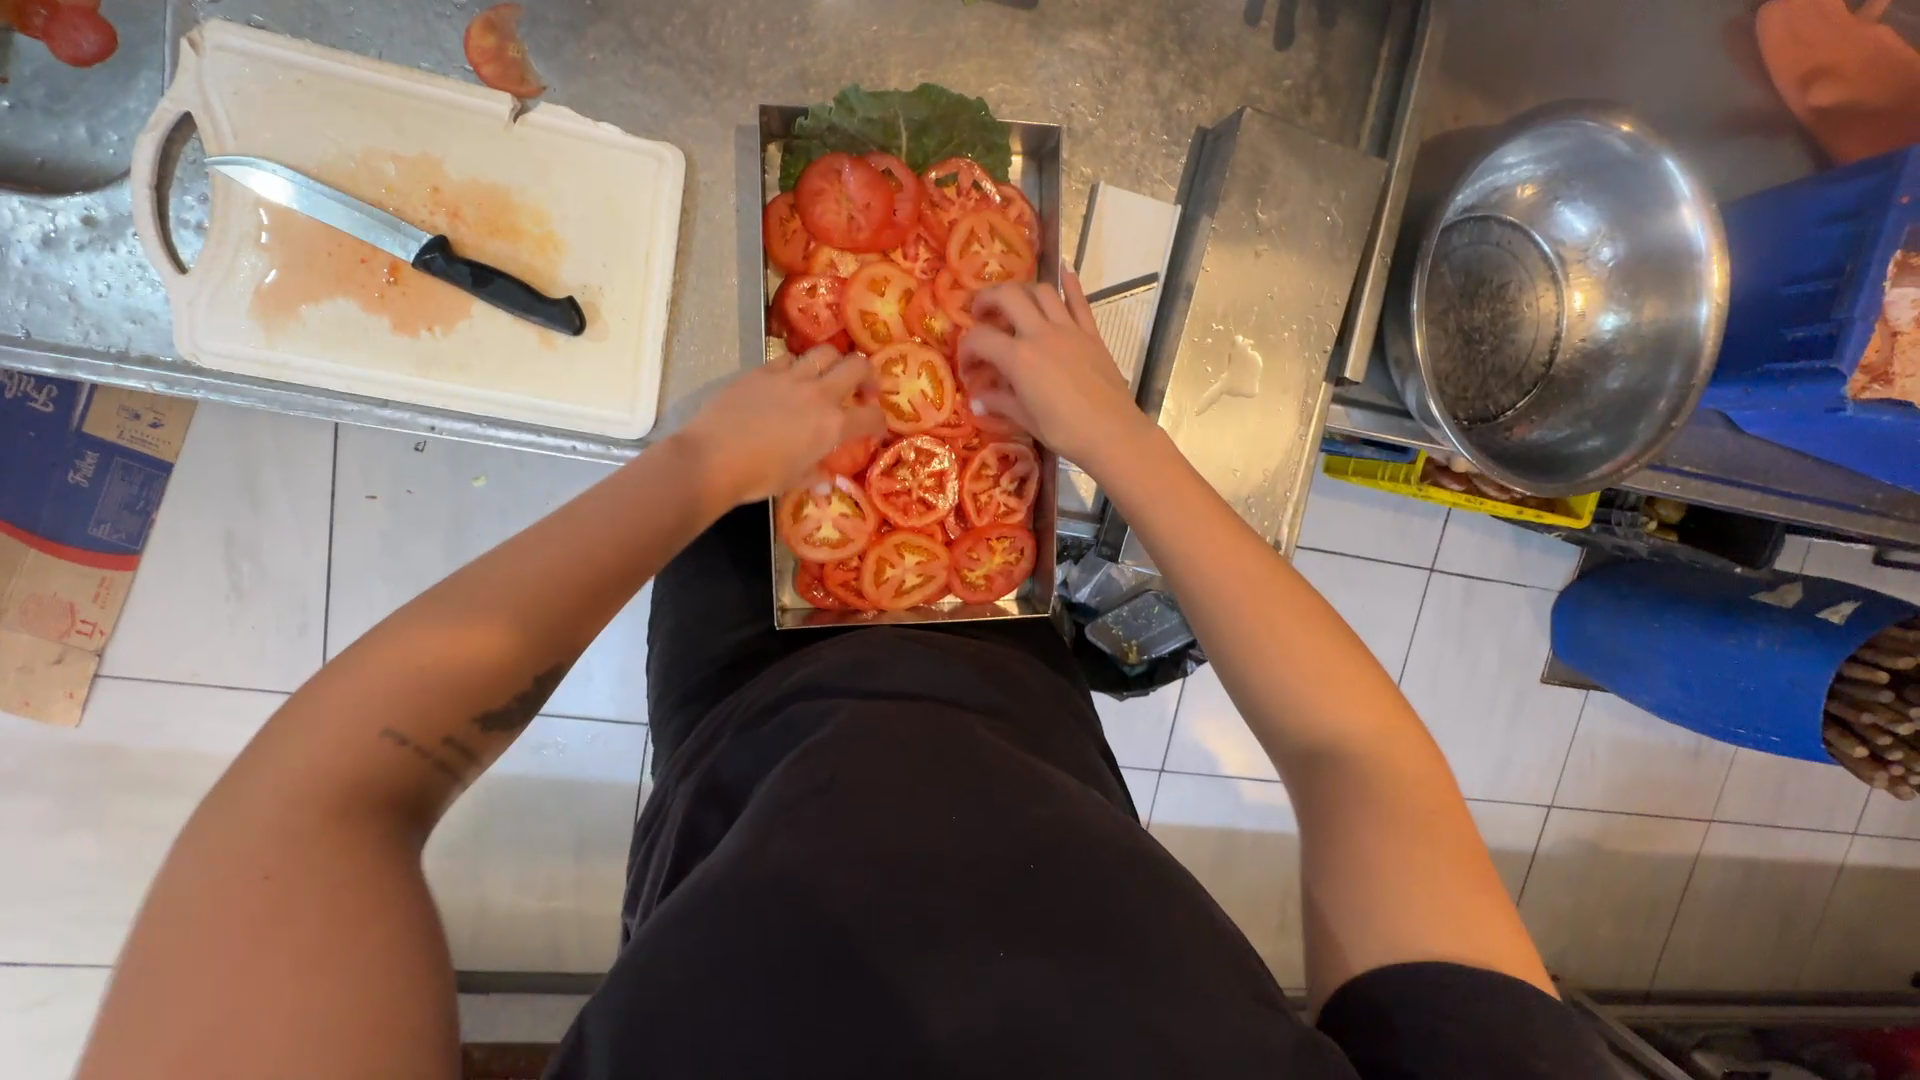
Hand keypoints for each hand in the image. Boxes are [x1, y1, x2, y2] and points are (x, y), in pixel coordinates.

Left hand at [679, 345, 885, 504]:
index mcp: (832, 425)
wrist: (711, 459)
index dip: (880, 423)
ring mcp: (789, 377)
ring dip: (834, 362)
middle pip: (858, 366)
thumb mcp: (794, 480)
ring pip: (825, 352)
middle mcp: (818, 394)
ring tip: (827, 377)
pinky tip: (789, 380)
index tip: (876, 428)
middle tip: (862, 391)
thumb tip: (825, 480)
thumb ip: (815, 473)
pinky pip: (788, 358)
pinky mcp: (761, 371)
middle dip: (868, 376)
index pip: (872, 416)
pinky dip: (797, 366)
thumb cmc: (757, 477)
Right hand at [956, 271, 1149, 465]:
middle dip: (987, 299)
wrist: (1112, 433)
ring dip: (1023, 290)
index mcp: (1019, 358)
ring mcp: (1069, 329)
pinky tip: (1065, 274)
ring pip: (1042, 290)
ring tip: (1015, 304)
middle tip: (981, 314)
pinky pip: (1079, 301)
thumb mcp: (1026, 420)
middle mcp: (1041, 334)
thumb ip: (999, 403)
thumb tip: (977, 401)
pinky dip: (1070, 284)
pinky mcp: (1091, 334)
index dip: (966, 350)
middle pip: (1008, 296)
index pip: (980, 339)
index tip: (968, 368)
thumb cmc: (1065, 431)